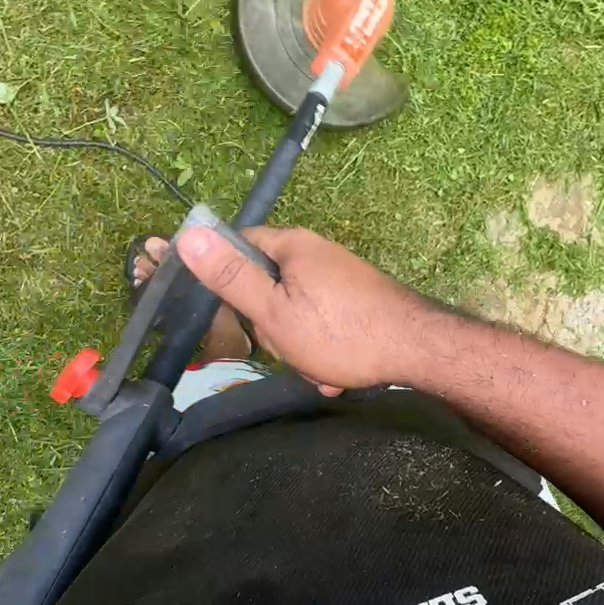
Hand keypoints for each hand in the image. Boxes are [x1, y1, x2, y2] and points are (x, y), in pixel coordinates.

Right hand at [175, 225, 440, 390]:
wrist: (417, 349)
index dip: (223, 279)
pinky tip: (336, 372)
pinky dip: (324, 350)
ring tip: (319, 365)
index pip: (237, 247)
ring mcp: (339, 278)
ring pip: (295, 314)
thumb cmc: (341, 332)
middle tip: (289, 347)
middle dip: (273, 327)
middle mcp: (316, 253)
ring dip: (301, 347)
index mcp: (292, 246)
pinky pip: (323, 326)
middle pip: (267, 286)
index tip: (223, 312)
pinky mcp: (356, 301)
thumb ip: (231, 276)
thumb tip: (186, 233)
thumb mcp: (274, 311)